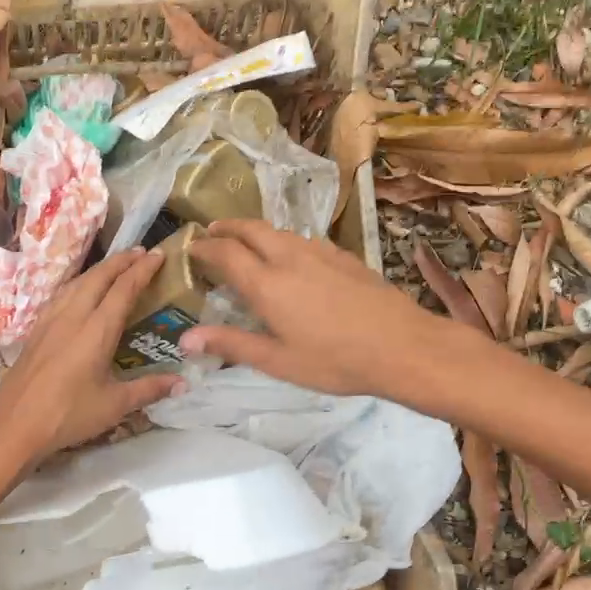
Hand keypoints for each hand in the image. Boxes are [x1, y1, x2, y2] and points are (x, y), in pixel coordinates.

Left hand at [0, 249, 183, 468]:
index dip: (142, 269)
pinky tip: (79, 291)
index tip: (158, 255)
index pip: (123, 288)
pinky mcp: (35, 331)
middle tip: (140, 253)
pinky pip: (60, 295)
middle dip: (120, 261)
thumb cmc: (67, 415)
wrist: (14, 426)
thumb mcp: (114, 405)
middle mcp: (72, 316)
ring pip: (76, 282)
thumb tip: (183, 383)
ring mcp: (49, 321)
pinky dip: (77, 283)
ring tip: (114, 267)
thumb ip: (149, 389)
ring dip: (98, 270)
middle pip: (98, 277)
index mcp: (96, 330)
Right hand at [182, 219, 461, 405]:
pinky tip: (291, 258)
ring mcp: (320, 253)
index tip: (190, 249)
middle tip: (211, 233)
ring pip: (278, 231)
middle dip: (226, 227)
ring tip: (245, 244)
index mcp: (267, 284)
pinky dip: (282, 240)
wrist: (404, 346)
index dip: (204, 247)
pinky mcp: (344, 256)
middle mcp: (289, 258)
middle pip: (250, 229)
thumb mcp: (278, 361)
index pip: (225, 252)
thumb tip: (186, 339)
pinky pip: (303, 239)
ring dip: (254, 232)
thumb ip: (232, 345)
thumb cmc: (335, 360)